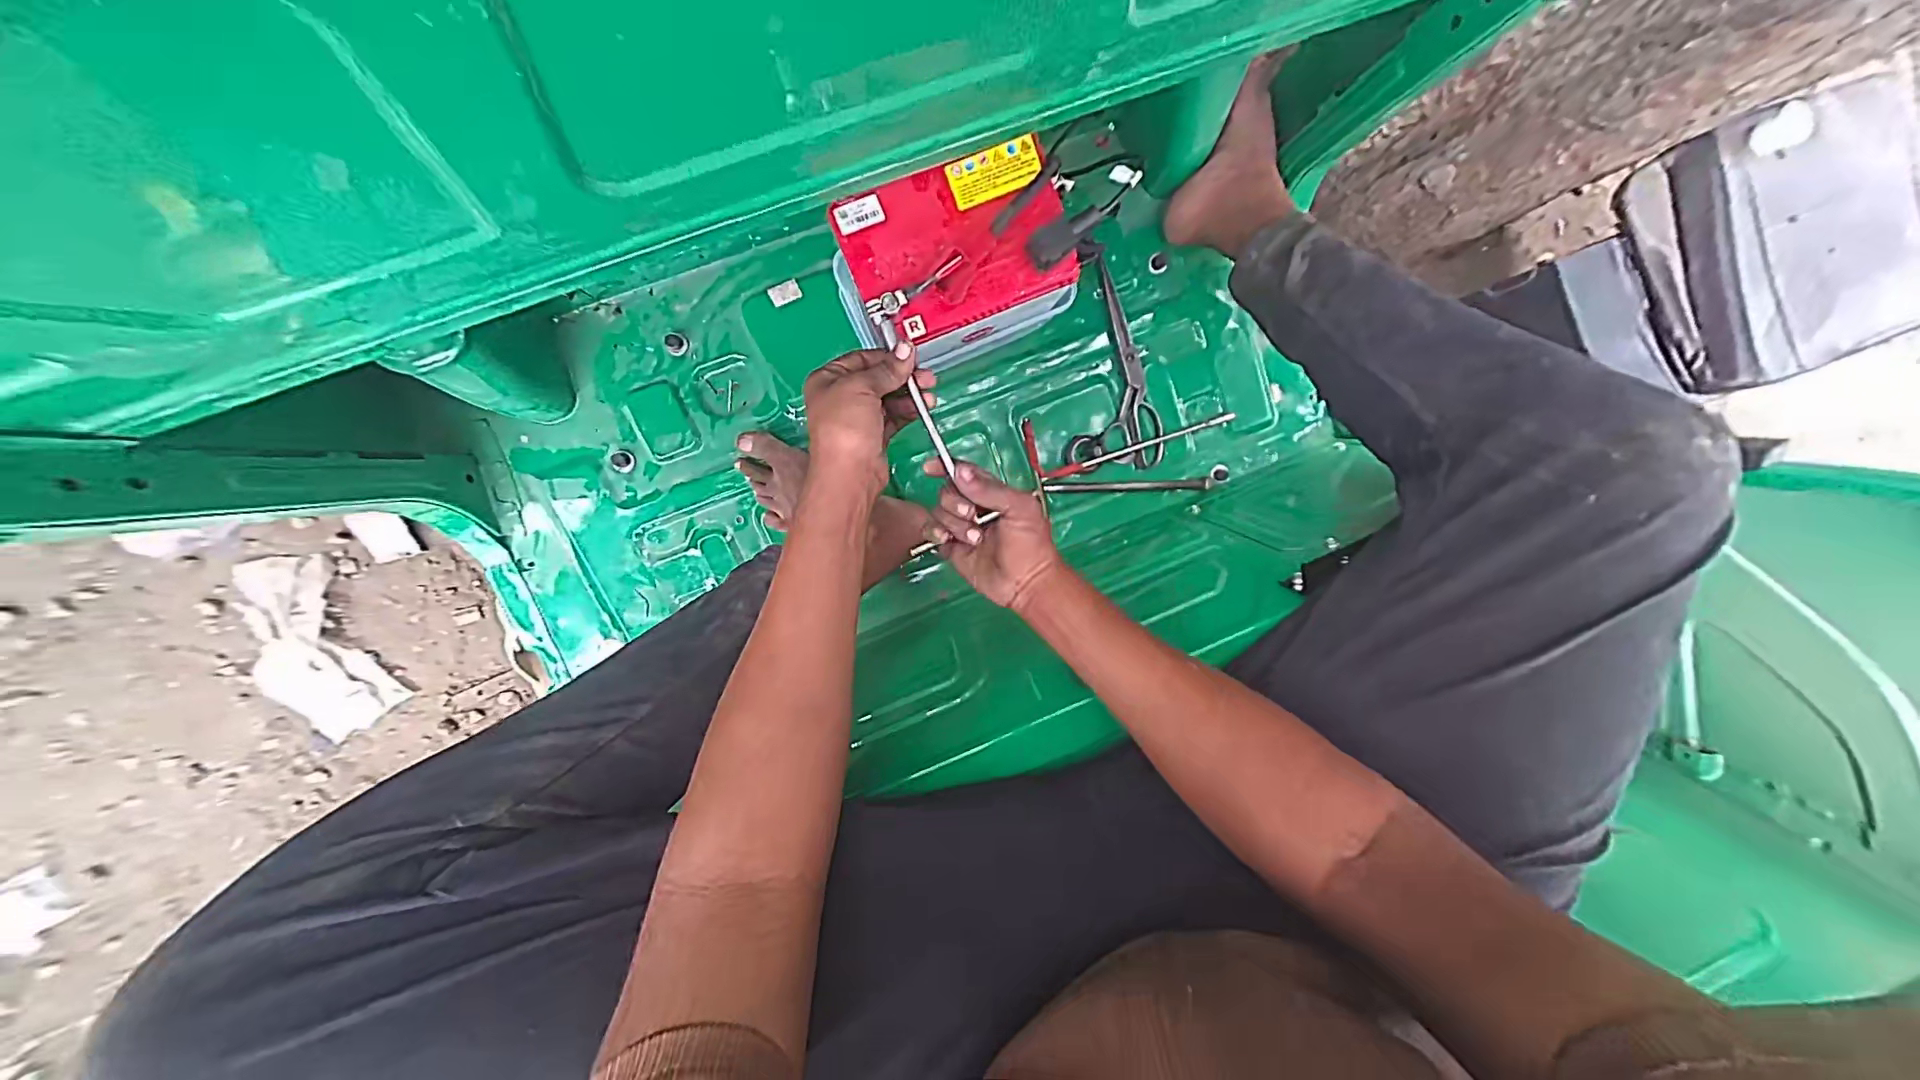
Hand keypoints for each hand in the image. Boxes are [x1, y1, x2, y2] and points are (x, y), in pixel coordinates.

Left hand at [803, 342, 937, 493]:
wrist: (850, 474)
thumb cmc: (843, 430)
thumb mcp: (862, 388)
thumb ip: (886, 369)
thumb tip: (905, 350)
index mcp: (828, 380)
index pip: (861, 359)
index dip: (886, 356)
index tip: (909, 355)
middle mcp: (840, 398)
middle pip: (877, 378)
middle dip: (902, 376)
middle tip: (924, 375)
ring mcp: (857, 418)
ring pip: (888, 398)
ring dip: (909, 394)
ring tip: (927, 393)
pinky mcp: (873, 436)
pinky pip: (893, 417)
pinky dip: (908, 410)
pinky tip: (922, 407)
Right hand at [922, 460, 1064, 609]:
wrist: (1026, 583)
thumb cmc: (1032, 545)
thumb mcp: (1019, 508)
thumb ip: (990, 489)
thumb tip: (960, 471)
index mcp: (992, 493)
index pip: (964, 473)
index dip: (946, 467)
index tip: (931, 467)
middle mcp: (974, 507)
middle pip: (947, 492)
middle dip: (956, 503)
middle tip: (973, 516)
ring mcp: (962, 527)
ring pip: (939, 512)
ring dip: (955, 524)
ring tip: (975, 538)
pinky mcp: (952, 547)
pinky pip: (932, 531)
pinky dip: (936, 532)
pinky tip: (949, 540)